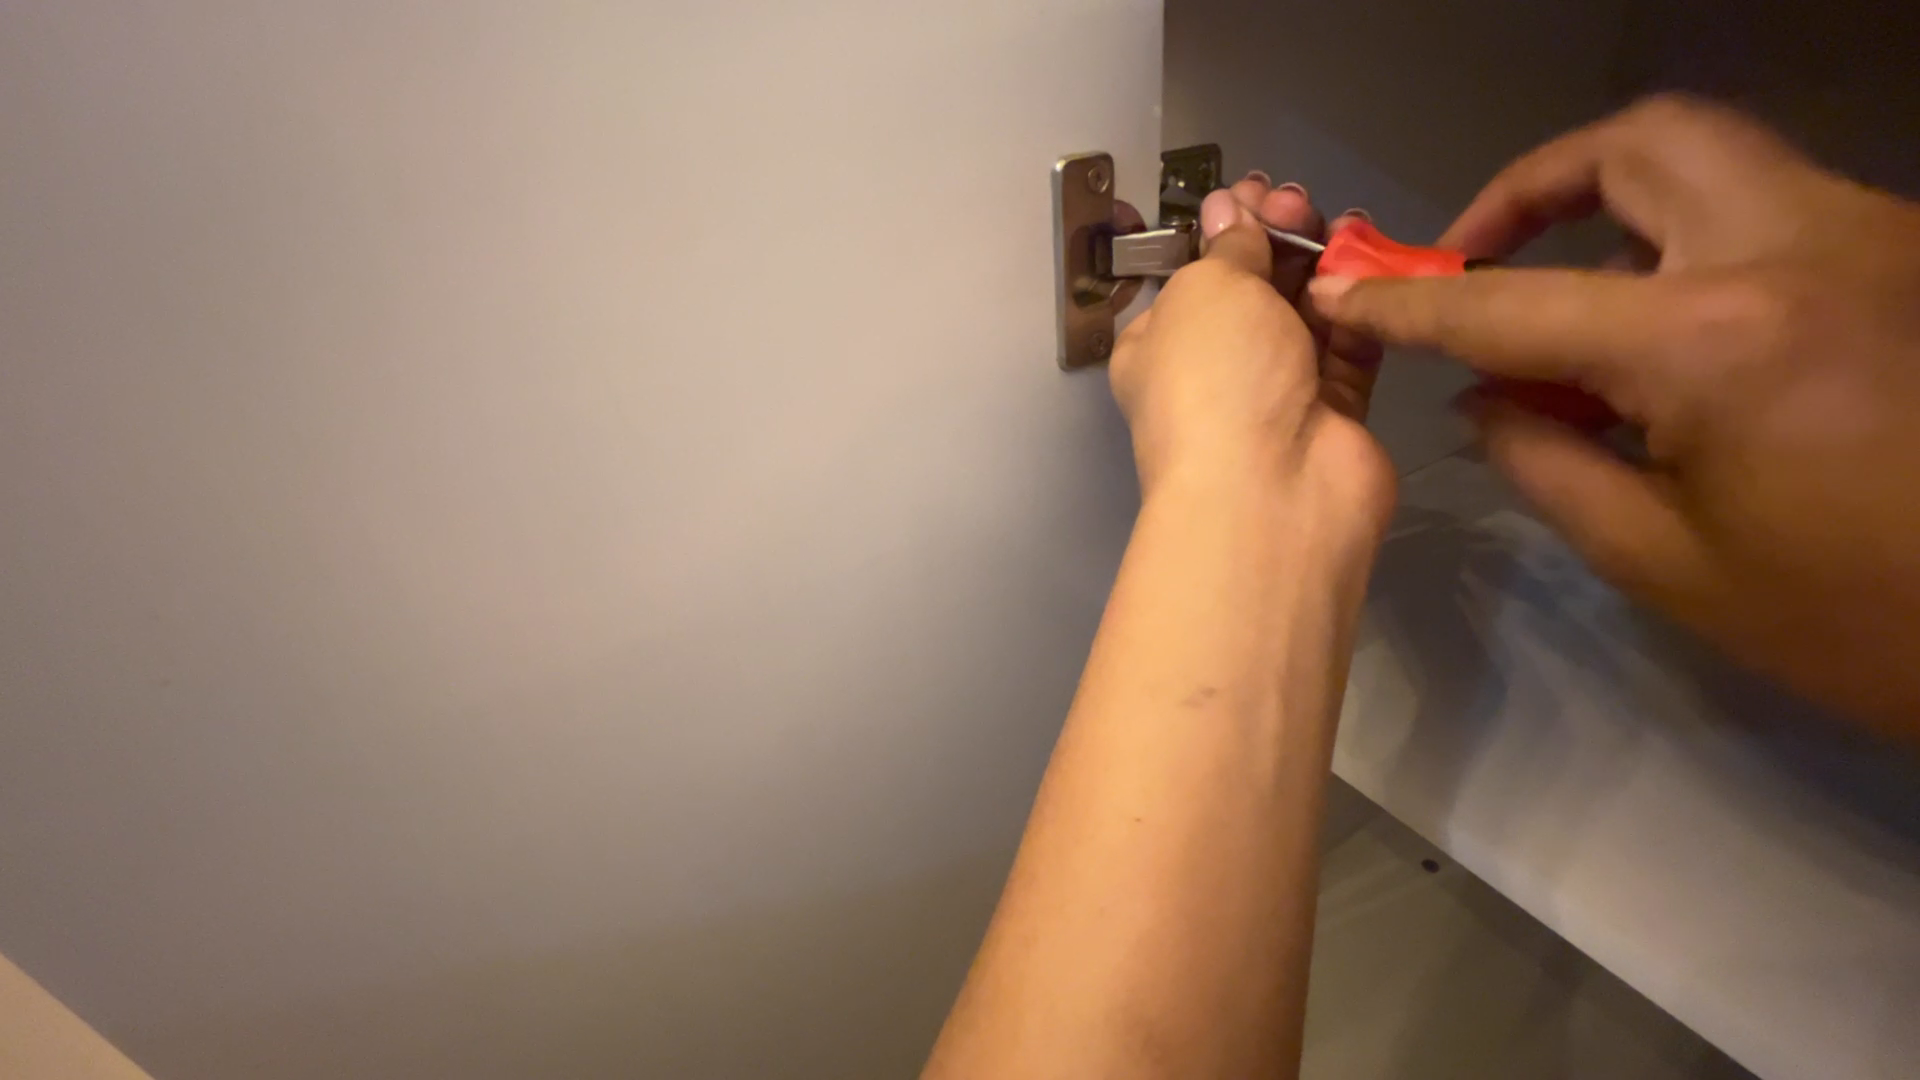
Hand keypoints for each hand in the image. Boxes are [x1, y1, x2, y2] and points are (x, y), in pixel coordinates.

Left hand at [1110, 175, 1394, 543]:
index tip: (1251, 193)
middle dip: (1274, 238)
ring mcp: (1271, 392)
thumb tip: (1225, 211)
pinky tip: (1373, 263)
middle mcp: (1210, 370)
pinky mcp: (1330, 411)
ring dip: (1321, 264)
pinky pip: (1346, 346)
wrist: (1270, 490)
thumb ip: (1224, 249)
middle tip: (1300, 201)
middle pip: (1249, 291)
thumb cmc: (1215, 378)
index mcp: (1157, 347)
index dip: (1220, 233)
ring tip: (1343, 221)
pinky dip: (1358, 305)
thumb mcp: (1203, 293)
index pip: (1188, 279)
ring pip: (1301, 314)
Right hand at [1310, 94, 1919, 733]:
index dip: (1408, 305)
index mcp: (1721, 339)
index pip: (1510, 304)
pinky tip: (1638, 349)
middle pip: (1642, 144)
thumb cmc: (1848, 614)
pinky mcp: (1904, 260)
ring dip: (1598, 222)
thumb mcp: (1648, 551)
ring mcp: (1875, 240)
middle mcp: (1806, 249)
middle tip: (1466, 257)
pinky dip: (1663, 259)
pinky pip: (1754, 220)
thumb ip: (1538, 455)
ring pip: (1707, 167)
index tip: (1343, 296)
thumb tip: (1482, 396)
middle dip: (1526, 188)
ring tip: (1547, 318)